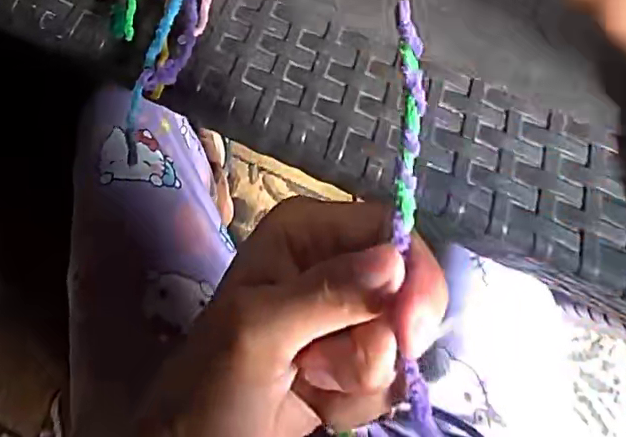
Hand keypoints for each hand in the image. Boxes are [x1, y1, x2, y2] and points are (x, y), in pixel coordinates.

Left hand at [136, 198, 446, 436]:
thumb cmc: (213, 379)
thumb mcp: (262, 329)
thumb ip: (328, 294)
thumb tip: (396, 260)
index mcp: (304, 229)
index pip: (384, 226)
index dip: (412, 273)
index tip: (410, 333)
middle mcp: (329, 258)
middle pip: (402, 286)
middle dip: (376, 340)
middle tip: (326, 366)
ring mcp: (341, 310)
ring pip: (397, 337)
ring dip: (360, 377)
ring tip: (307, 378)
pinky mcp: (350, 356)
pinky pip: (389, 374)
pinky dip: (358, 399)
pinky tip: (317, 399)